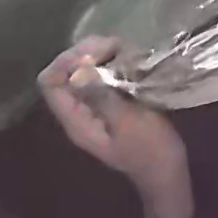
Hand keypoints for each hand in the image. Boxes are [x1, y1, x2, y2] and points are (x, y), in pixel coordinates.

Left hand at [39, 38, 192, 217]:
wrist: (167, 172)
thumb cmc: (150, 149)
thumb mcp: (128, 122)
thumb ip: (102, 96)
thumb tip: (79, 71)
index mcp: (77, 121)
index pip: (50, 83)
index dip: (66, 61)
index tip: (95, 52)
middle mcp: (80, 111)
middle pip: (64, 72)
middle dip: (85, 52)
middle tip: (115, 45)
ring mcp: (95, 106)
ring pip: (83, 70)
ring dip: (100, 54)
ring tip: (124, 48)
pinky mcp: (111, 102)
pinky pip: (102, 75)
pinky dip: (112, 61)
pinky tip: (131, 57)